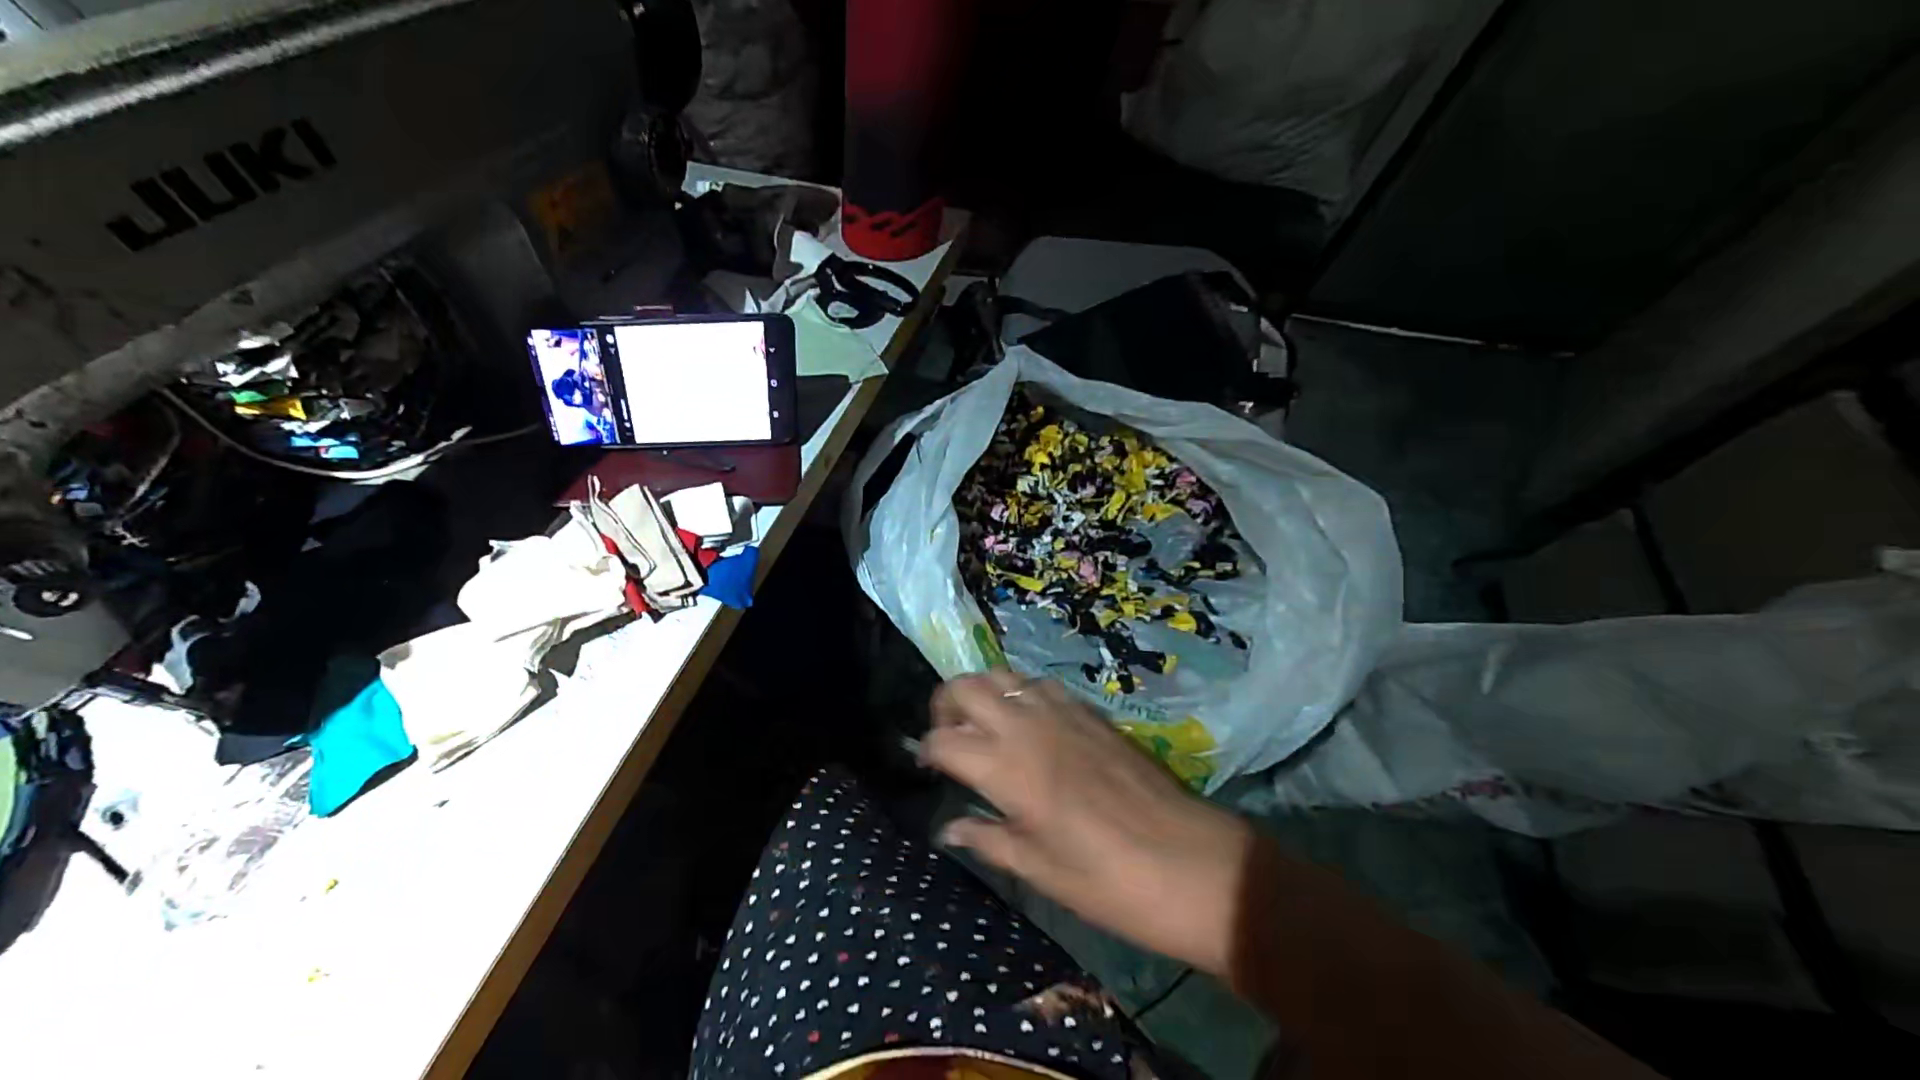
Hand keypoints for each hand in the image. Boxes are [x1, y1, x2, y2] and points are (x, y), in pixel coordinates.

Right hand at [923, 672, 1253, 976]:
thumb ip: (988, 839)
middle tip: (949, 738)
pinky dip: (1019, 692)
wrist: (1194, 864)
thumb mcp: (1040, 870)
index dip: (925, 750)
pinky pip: (1039, 684)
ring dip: (981, 692)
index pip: (943, 739)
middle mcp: (1028, 726)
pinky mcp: (1091, 712)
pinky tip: (1028, 725)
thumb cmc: (1109, 882)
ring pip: (1002, 674)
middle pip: (964, 687)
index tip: (927, 768)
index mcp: (1008, 769)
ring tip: (983, 726)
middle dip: (944, 706)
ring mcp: (1062, 712)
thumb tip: (949, 828)